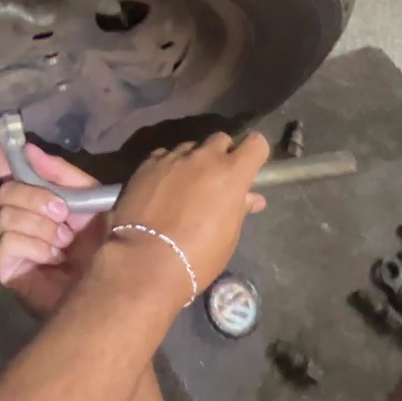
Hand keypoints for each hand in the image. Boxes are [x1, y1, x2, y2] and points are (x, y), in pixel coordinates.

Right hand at [0, 122, 108, 317]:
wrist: (112, 286)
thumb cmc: (106, 242)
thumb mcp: (91, 199)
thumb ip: (60, 174)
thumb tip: (29, 149)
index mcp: (41, 196)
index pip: (9, 169)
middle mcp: (22, 215)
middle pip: (6, 190)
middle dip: (35, 198)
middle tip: (62, 214)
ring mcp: (12, 241)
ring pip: (6, 215)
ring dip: (41, 226)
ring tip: (64, 243)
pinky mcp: (7, 267)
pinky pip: (7, 242)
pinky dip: (34, 245)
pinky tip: (52, 257)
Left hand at [108, 132, 268, 299]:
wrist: (146, 260)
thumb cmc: (198, 255)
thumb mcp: (228, 237)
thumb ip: (239, 208)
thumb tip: (251, 197)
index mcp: (230, 174)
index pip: (255, 144)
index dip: (255, 153)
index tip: (250, 166)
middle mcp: (203, 158)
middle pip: (220, 140)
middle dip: (222, 154)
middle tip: (216, 179)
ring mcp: (173, 157)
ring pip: (190, 147)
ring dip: (193, 161)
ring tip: (185, 186)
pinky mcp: (147, 163)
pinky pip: (165, 156)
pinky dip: (168, 167)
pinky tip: (161, 188)